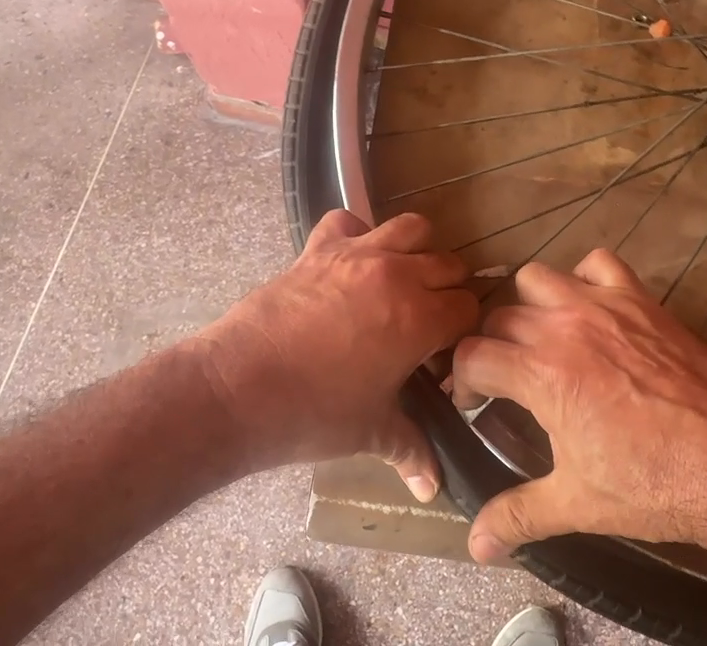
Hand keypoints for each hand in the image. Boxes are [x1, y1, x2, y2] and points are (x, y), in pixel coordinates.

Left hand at [195, 211, 475, 499]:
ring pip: (410, 228)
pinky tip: (353, 262)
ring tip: (402, 282)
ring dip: (417, 251)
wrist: (237, 389)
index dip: (463, 333)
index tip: (444, 357)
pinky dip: (357, 232)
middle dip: (447, 292)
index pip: (468, 308)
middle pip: (448, 264)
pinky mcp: (318, 248)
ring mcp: (356, 254)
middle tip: (426, 325)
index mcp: (420, 318)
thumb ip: (411, 450)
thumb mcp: (370, 432)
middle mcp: (396, 274)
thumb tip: (433, 486)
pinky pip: (347, 220)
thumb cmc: (312, 415)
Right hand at [452, 249, 706, 562]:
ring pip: (538, 277)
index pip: (471, 355)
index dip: (461, 380)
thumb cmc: (652, 485)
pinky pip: (598, 262)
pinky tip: (589, 308)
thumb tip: (475, 546)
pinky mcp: (640, 300)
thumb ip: (517, 516)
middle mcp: (565, 326)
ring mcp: (604, 306)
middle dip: (492, 347)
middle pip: (499, 317)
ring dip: (528, 304)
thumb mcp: (577, 504)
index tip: (474, 403)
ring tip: (541, 338)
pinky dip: (584, 277)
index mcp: (542, 373)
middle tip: (507, 380)